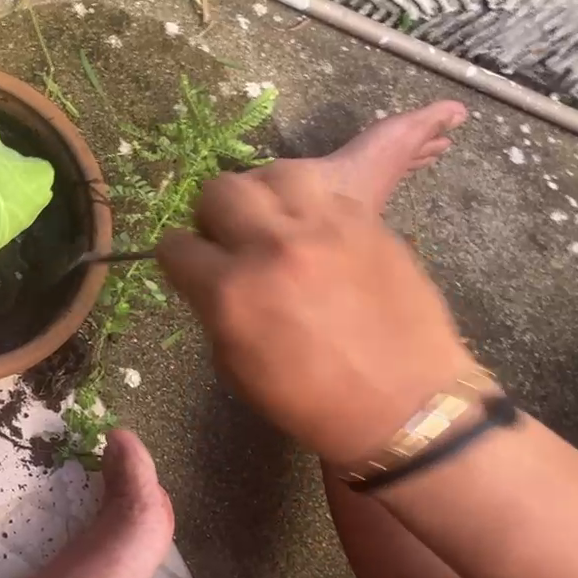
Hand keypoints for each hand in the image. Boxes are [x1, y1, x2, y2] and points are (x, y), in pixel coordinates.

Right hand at [153, 162, 477, 467]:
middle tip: (230, 238)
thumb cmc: (305, 398)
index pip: (174, 245)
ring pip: (276, 173)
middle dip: (213, 214)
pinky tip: (316, 235)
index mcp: (229, 291)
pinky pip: (325, 191)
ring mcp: (324, 229)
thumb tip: (211, 275)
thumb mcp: (231, 362)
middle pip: (219, 190)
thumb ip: (213, 306)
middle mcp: (271, 248)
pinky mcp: (368, 223)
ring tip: (275, 222)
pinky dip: (310, 207)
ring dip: (265, 195)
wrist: (402, 405)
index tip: (189, 266)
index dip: (177, 257)